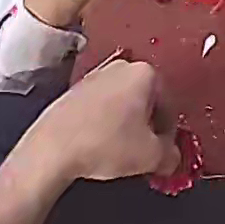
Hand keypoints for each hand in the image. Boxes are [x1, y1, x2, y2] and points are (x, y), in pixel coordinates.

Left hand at [16, 59, 179, 184]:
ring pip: (123, 103)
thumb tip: (172, 158)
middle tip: (143, 153)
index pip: (168, 105)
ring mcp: (95, 75)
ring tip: (119, 151)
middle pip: (146, 100)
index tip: (162, 153)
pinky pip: (101, 106)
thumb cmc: (107, 143)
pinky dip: (105, 122)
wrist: (53, 147)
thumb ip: (170, 156)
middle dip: (147, 126)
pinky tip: (98, 144)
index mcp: (144, 73)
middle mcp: (121, 66)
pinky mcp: (75, 89)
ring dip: (126, 125)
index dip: (168, 134)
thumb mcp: (150, 156)